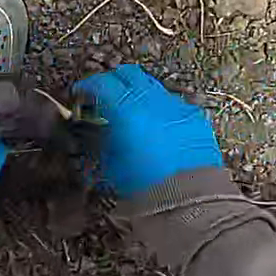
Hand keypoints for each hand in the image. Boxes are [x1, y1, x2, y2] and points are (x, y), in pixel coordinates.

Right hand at [73, 65, 222, 196]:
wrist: (189, 200)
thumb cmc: (146, 187)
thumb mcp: (111, 163)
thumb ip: (100, 138)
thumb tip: (93, 128)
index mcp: (127, 110)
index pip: (101, 84)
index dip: (87, 87)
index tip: (80, 94)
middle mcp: (152, 101)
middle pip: (128, 74)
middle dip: (112, 81)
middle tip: (103, 96)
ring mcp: (176, 106)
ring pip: (151, 86)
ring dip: (136, 93)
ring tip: (129, 112)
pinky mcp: (194, 117)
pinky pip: (172, 103)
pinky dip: (158, 109)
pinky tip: (155, 126)